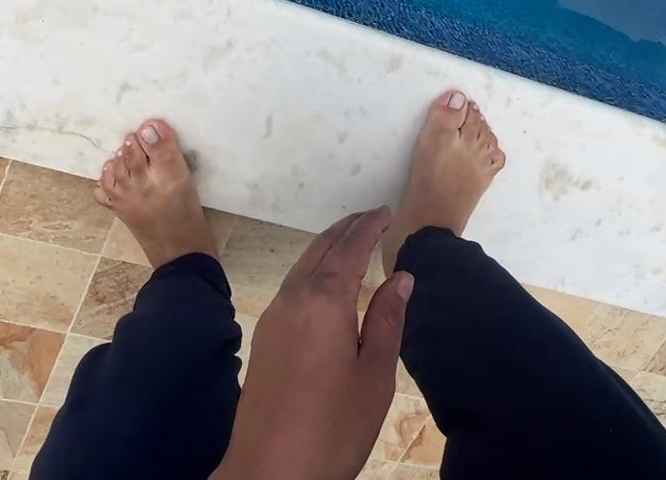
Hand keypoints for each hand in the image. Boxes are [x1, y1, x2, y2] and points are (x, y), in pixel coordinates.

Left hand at [213, 208, 413, 479]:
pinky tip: (327, 281)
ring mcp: (274, 313)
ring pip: (305, 262)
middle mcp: (295, 296)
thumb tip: (401, 277)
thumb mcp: (375, 376)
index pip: (351, 247)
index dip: (369, 225)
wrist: (269, 470)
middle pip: (323, 246)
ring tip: (353, 241)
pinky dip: (314, 267)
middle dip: (348, 227)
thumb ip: (388, 320)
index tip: (386, 210)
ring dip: (329, 245)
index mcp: (325, 300)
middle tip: (372, 218)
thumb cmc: (333, 426)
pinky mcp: (265, 332)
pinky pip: (294, 282)